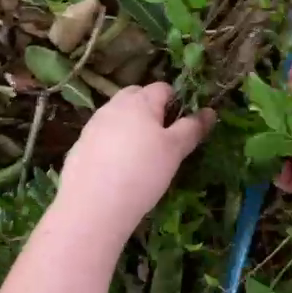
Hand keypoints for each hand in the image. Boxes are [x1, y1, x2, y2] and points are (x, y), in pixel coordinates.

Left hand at [57, 83, 213, 232]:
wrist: (94, 204)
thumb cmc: (142, 172)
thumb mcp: (174, 151)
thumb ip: (192, 129)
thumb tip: (211, 112)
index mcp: (140, 101)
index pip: (163, 88)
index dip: (176, 103)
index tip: (183, 127)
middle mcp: (114, 106)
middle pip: (136, 97)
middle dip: (151, 111)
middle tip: (163, 141)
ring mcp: (93, 125)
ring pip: (118, 118)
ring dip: (131, 129)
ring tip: (141, 158)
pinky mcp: (81, 146)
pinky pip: (103, 137)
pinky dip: (114, 146)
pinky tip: (119, 170)